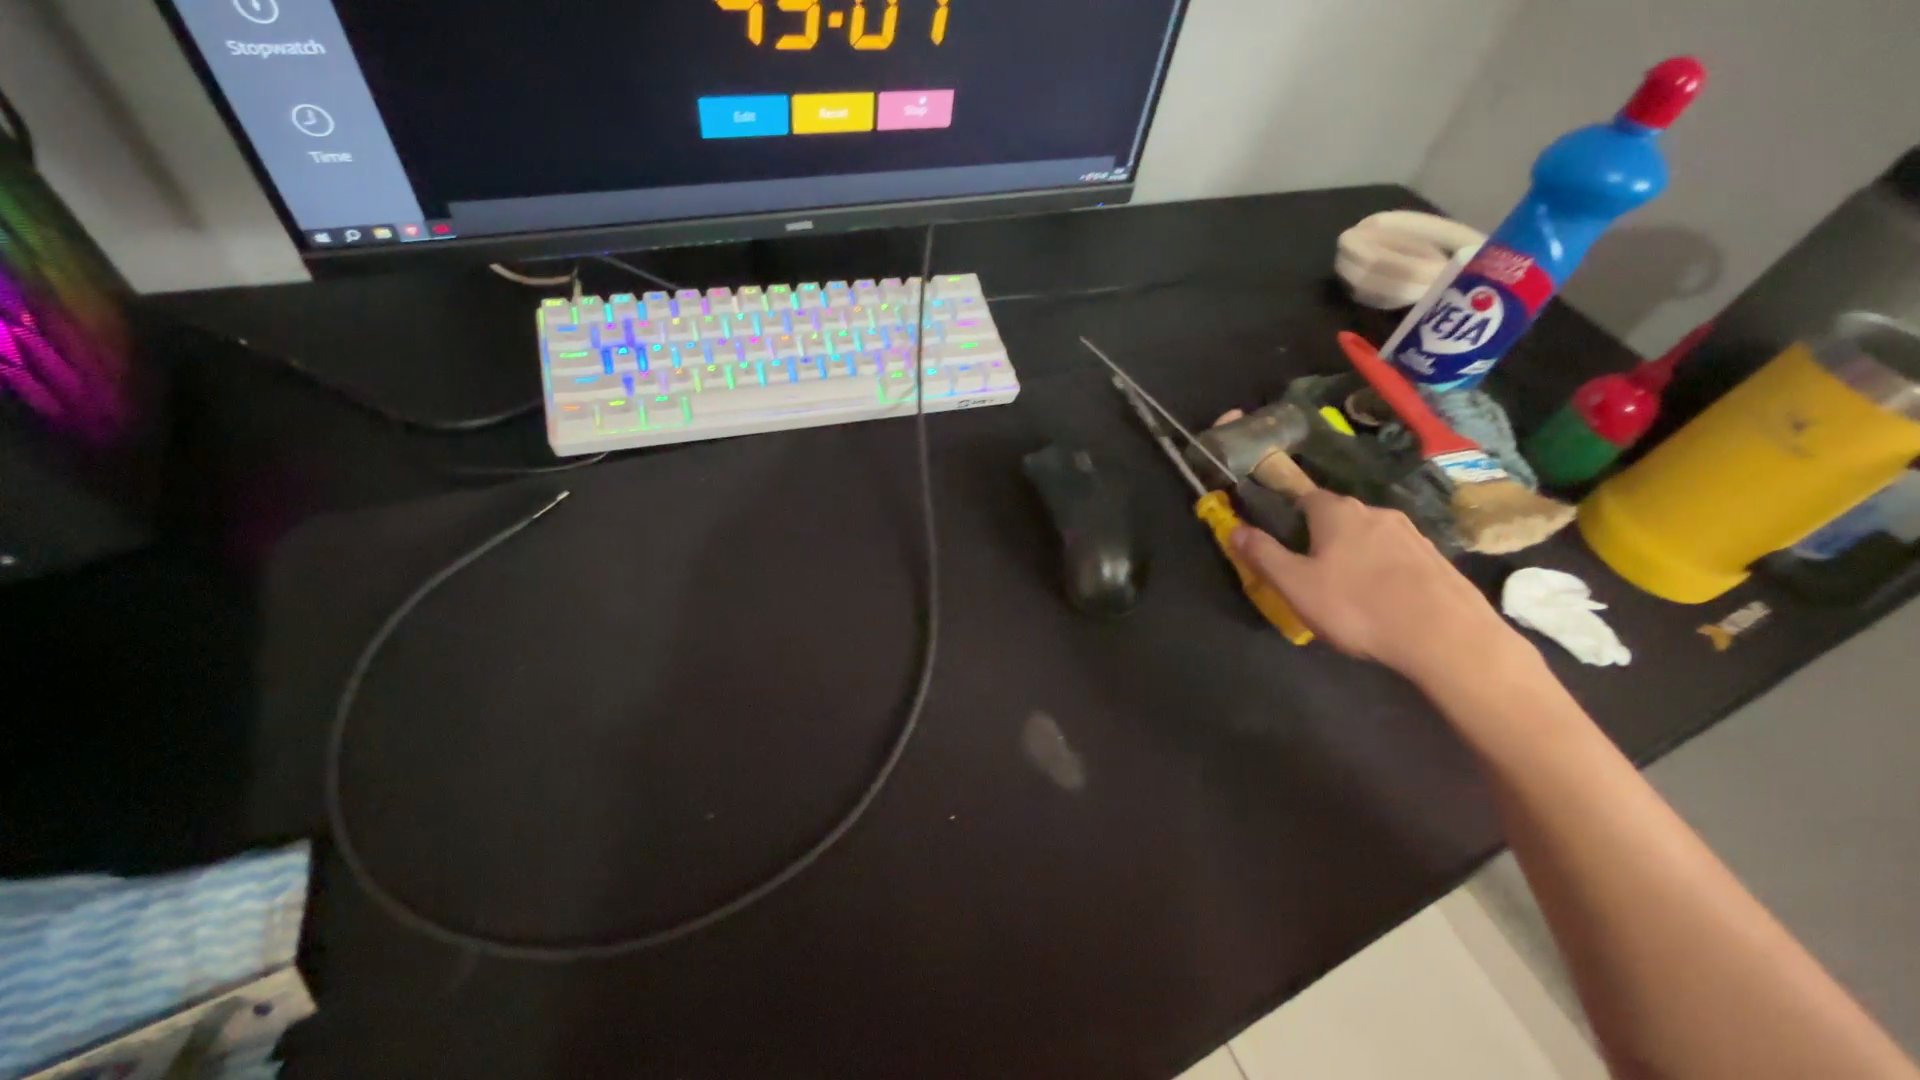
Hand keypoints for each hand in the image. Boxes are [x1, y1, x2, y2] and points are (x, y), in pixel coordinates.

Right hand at [1231, 490, 1528, 688]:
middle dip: (1322, 538)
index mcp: (1336, 512)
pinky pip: (1397, 557)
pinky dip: (1384, 571)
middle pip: (1338, 517)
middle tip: (1310, 573)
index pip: (1303, 497)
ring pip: (1370, 537)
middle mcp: (1375, 512)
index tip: (1280, 540)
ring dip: (1355, 555)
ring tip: (1348, 591)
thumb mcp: (1296, 585)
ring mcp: (1411, 534)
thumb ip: (1263, 555)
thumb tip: (1235, 528)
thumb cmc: (1358, 606)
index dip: (1287, 515)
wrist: (1445, 635)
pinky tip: (1383, 600)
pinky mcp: (1436, 559)